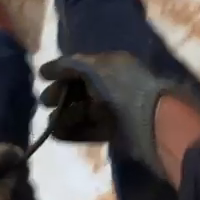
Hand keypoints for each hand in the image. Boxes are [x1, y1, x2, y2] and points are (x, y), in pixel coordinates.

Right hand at [39, 53, 199, 180]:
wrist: (158, 125)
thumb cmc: (126, 91)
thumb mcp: (97, 69)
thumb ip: (73, 65)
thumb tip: (49, 68)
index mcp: (114, 64)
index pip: (83, 64)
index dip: (62, 70)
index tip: (41, 77)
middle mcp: (116, 84)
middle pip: (83, 87)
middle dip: (62, 94)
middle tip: (44, 103)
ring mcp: (118, 110)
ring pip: (86, 110)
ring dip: (66, 115)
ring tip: (48, 124)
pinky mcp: (120, 133)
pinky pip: (92, 129)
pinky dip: (75, 131)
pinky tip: (57, 135)